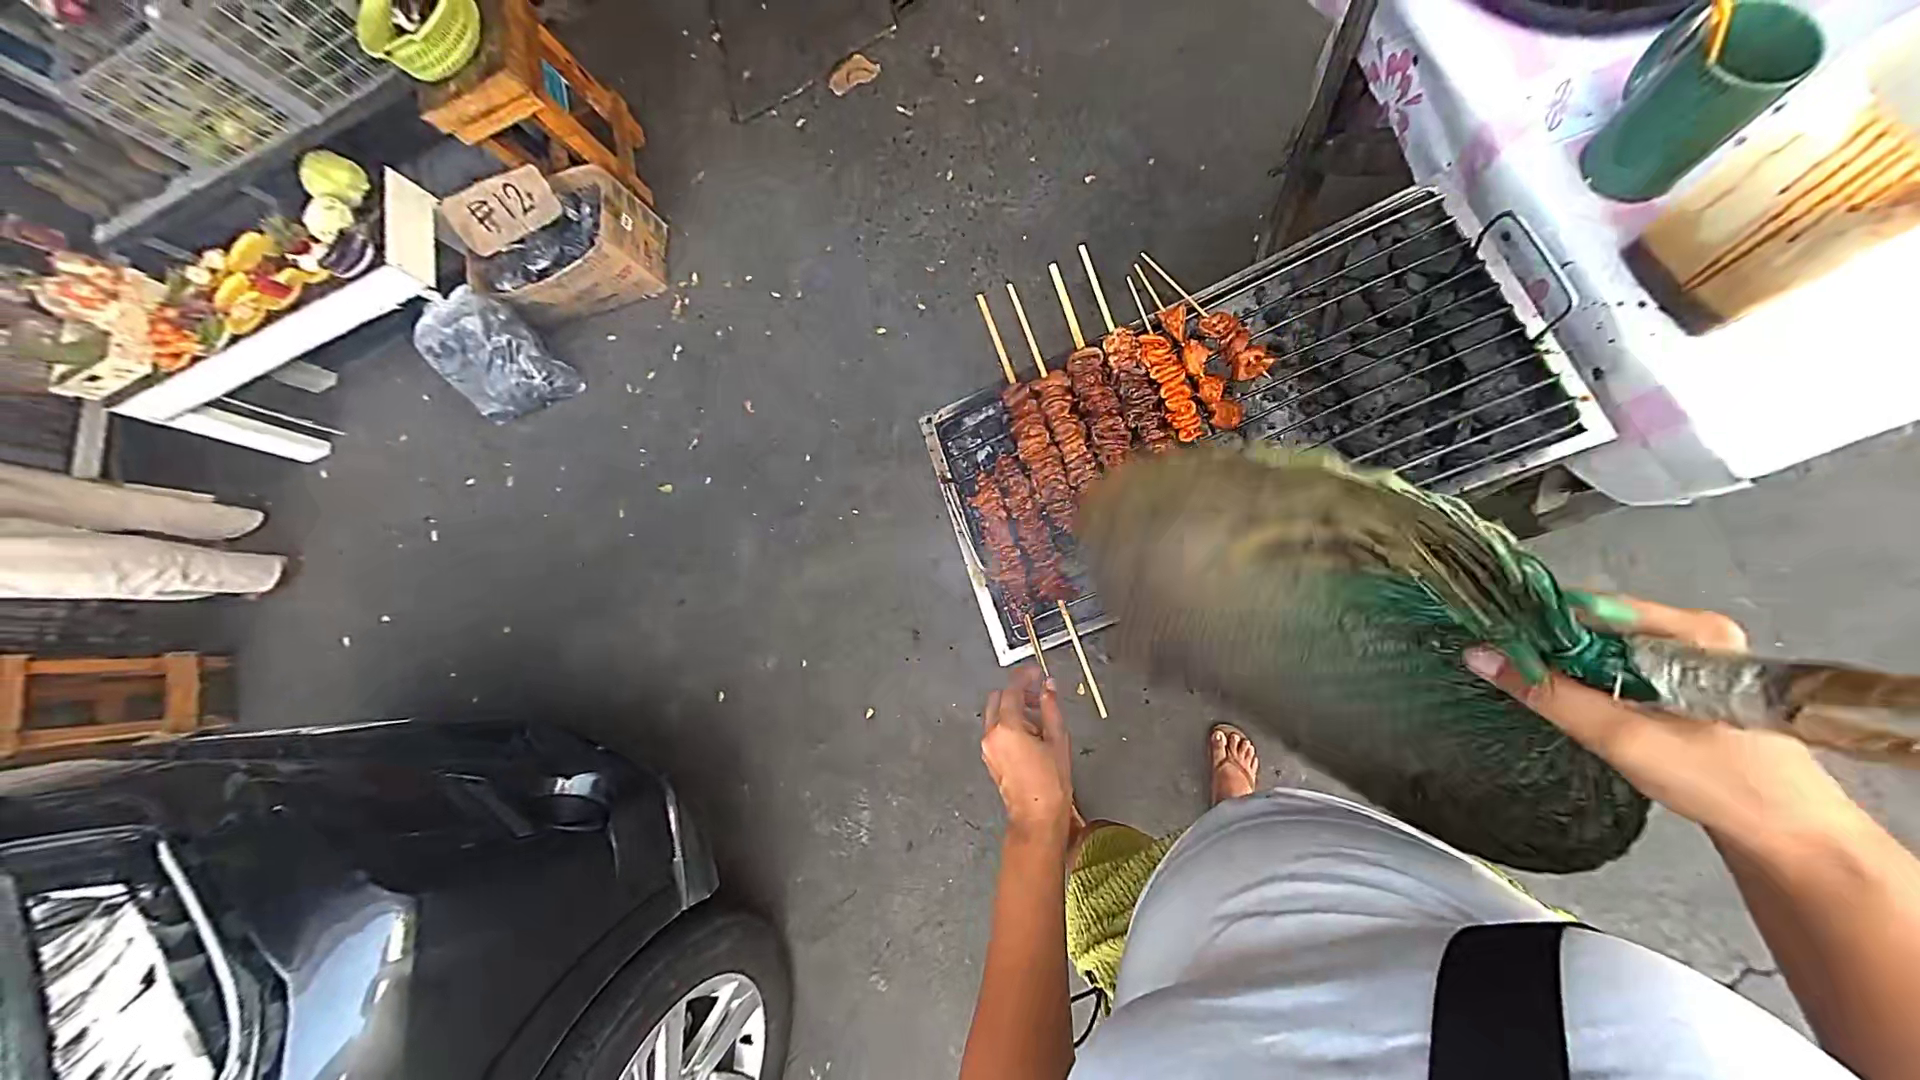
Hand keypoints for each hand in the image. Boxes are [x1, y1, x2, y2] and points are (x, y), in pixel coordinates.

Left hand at [980, 665, 1073, 842]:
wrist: (1037, 817)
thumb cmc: (1050, 784)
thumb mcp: (1058, 740)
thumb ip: (1051, 708)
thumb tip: (1048, 687)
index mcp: (1008, 727)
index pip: (1012, 689)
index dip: (1025, 676)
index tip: (1035, 671)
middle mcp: (992, 735)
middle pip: (998, 698)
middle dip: (1018, 692)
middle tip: (1039, 696)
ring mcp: (988, 747)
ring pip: (996, 714)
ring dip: (1014, 709)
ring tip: (1040, 721)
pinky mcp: (990, 758)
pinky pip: (996, 730)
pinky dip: (1010, 724)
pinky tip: (1031, 736)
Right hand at [1465, 594, 1869, 854]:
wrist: (1796, 844)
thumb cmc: (1723, 784)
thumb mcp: (1623, 736)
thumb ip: (1549, 693)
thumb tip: (1479, 655)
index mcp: (1692, 632)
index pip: (1592, 607)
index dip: (1536, 620)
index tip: (1487, 632)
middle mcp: (1688, 639)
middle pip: (1592, 629)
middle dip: (1542, 646)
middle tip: (1493, 660)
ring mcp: (1682, 666)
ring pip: (1596, 653)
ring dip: (1556, 668)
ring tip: (1512, 677)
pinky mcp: (1673, 691)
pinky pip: (1608, 673)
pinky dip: (1576, 684)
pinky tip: (1552, 697)